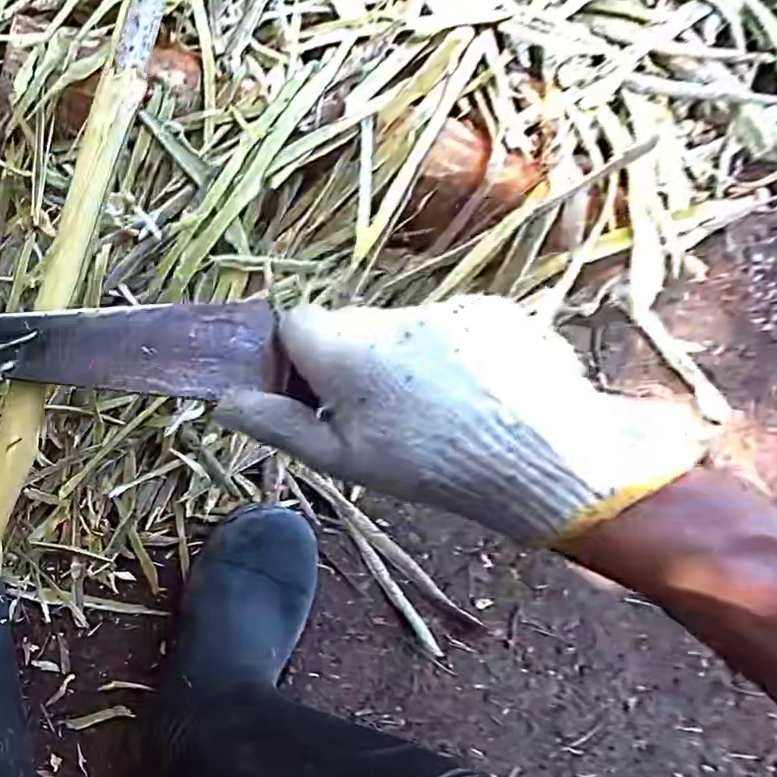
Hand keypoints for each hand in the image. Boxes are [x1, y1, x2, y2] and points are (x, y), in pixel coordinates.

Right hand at [216, 296, 710, 543]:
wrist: (553, 459)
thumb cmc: (427, 467)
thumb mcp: (336, 458)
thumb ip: (275, 424)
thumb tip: (223, 400)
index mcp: (348, 352)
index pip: (292, 321)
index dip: (288, 353)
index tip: (301, 389)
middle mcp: (394, 317)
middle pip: (339, 325)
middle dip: (336, 359)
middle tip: (357, 409)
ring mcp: (447, 309)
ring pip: (387, 326)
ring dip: (385, 356)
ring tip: (416, 405)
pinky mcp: (491, 309)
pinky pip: (435, 323)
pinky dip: (431, 350)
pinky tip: (456, 390)